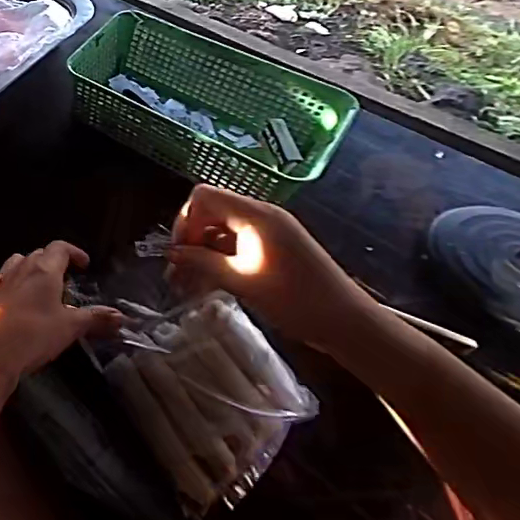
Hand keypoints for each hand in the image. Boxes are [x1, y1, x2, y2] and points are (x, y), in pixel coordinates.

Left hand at [0, 242, 121, 381]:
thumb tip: (120, 318)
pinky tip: (13, 300)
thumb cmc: (32, 335)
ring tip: (39, 286)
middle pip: (38, 254)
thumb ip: (95, 319)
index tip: (83, 263)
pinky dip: (10, 284)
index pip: (59, 248)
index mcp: (43, 270)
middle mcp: (20, 269)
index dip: (73, 252)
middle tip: (64, 279)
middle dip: (52, 262)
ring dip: (29, 269)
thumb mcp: (70, 328)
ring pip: (16, 263)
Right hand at [167, 184, 377, 348]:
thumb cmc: (296, 300)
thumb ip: (203, 262)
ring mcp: (270, 230)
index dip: (185, 221)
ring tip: (188, 286)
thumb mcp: (243, 281)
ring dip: (203, 253)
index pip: (204, 197)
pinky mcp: (275, 246)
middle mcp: (261, 214)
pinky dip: (221, 260)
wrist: (347, 322)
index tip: (179, 253)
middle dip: (190, 240)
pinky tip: (210, 284)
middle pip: (211, 212)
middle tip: (176, 274)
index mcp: (255, 214)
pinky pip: (238, 243)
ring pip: (222, 231)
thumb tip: (172, 253)